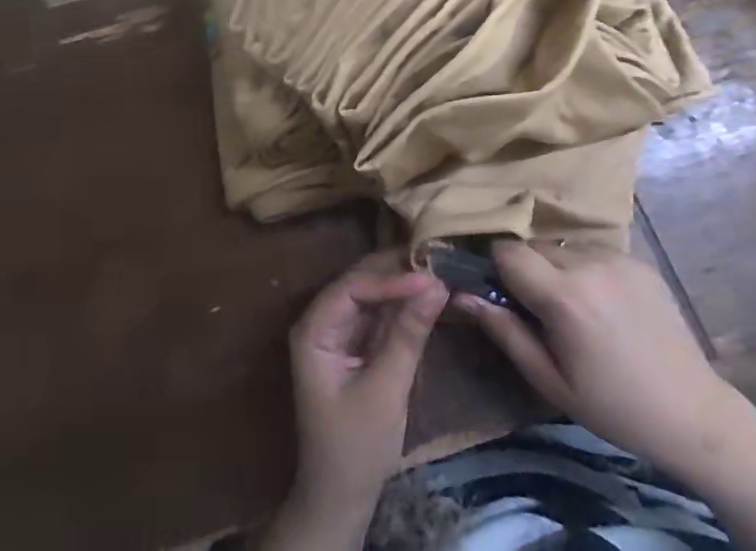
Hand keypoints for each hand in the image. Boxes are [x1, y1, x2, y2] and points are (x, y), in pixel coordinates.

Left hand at [264, 252, 447, 550]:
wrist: (342, 494)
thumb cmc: (355, 445)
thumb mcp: (386, 389)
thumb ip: (408, 334)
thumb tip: (438, 285)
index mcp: (313, 331)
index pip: (351, 287)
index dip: (390, 278)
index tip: (431, 276)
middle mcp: (323, 322)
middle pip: (361, 282)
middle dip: (399, 271)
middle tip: (440, 260)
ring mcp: (341, 332)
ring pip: (374, 293)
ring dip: (405, 283)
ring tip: (442, 270)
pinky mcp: (359, 344)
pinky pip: (382, 312)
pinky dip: (405, 304)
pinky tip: (430, 294)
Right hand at [454, 240, 730, 469]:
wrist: (691, 410)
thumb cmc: (612, 406)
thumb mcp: (549, 380)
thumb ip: (504, 331)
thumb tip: (462, 295)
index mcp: (565, 297)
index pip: (508, 252)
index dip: (495, 266)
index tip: (496, 290)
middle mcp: (590, 265)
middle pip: (535, 245)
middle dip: (525, 267)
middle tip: (535, 307)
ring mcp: (619, 259)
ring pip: (564, 247)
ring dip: (555, 266)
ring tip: (572, 307)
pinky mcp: (640, 261)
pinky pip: (594, 252)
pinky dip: (585, 269)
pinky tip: (601, 304)